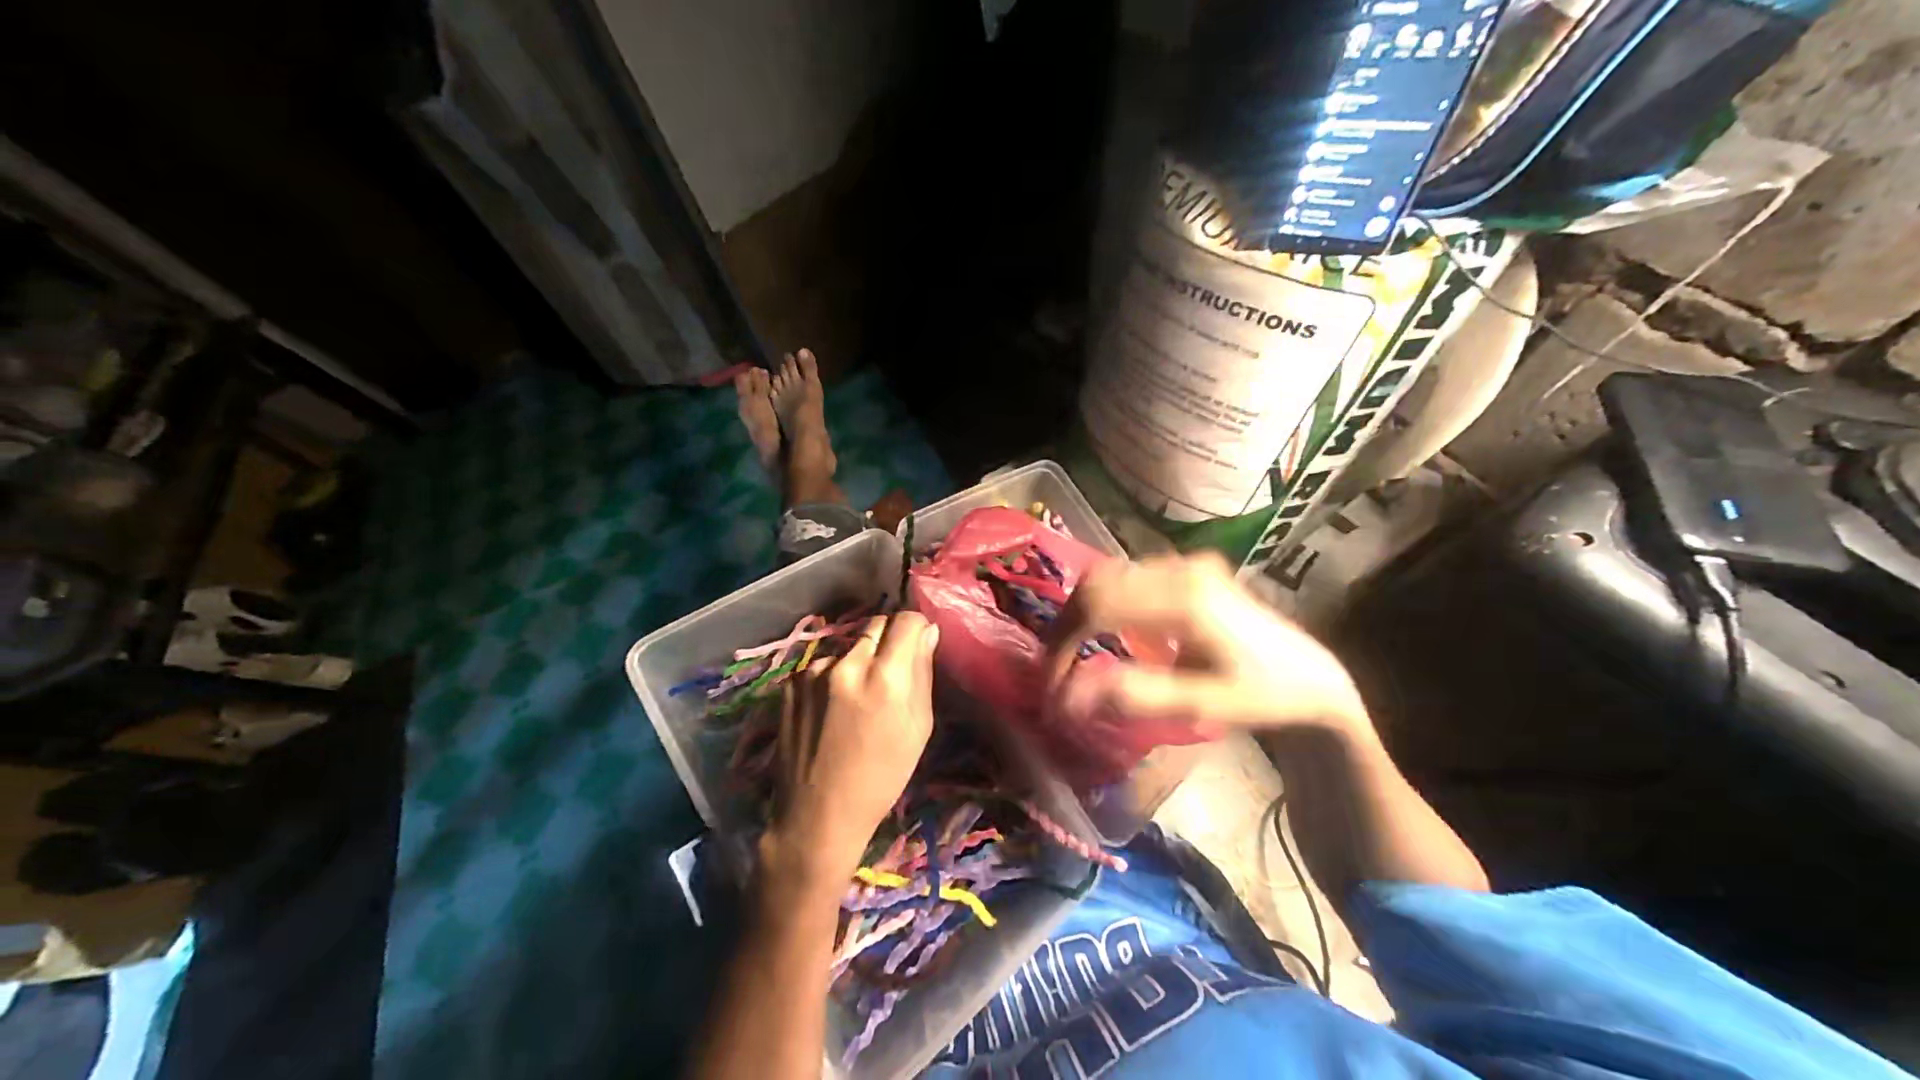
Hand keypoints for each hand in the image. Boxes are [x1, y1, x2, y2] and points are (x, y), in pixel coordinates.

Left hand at [762, 612, 939, 888]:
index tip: (919, 643)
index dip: (917, 627)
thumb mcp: (918, 728)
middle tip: (891, 670)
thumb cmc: (882, 778)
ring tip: (857, 698)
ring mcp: (814, 671)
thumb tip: (928, 632)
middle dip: (889, 639)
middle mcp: (848, 663)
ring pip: (849, 646)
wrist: (817, 814)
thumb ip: (922, 674)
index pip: (907, 620)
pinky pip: (823, 664)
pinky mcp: (791, 682)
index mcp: (886, 677)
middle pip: (876, 624)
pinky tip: (831, 710)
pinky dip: (833, 676)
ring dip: (859, 659)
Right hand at [1046, 553, 1368, 735]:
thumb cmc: (1262, 696)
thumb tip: (1068, 696)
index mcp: (1185, 599)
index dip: (1064, 642)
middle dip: (1066, 625)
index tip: (1052, 682)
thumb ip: (1135, 697)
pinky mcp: (1189, 568)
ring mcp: (1186, 563)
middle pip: (1097, 581)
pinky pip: (1129, 576)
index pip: (1097, 605)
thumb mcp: (1203, 706)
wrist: (1314, 678)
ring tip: (1074, 654)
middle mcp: (1182, 568)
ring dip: (1083, 612)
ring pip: (1109, 574)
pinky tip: (1108, 634)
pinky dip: (1105, 603)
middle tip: (1056, 669)